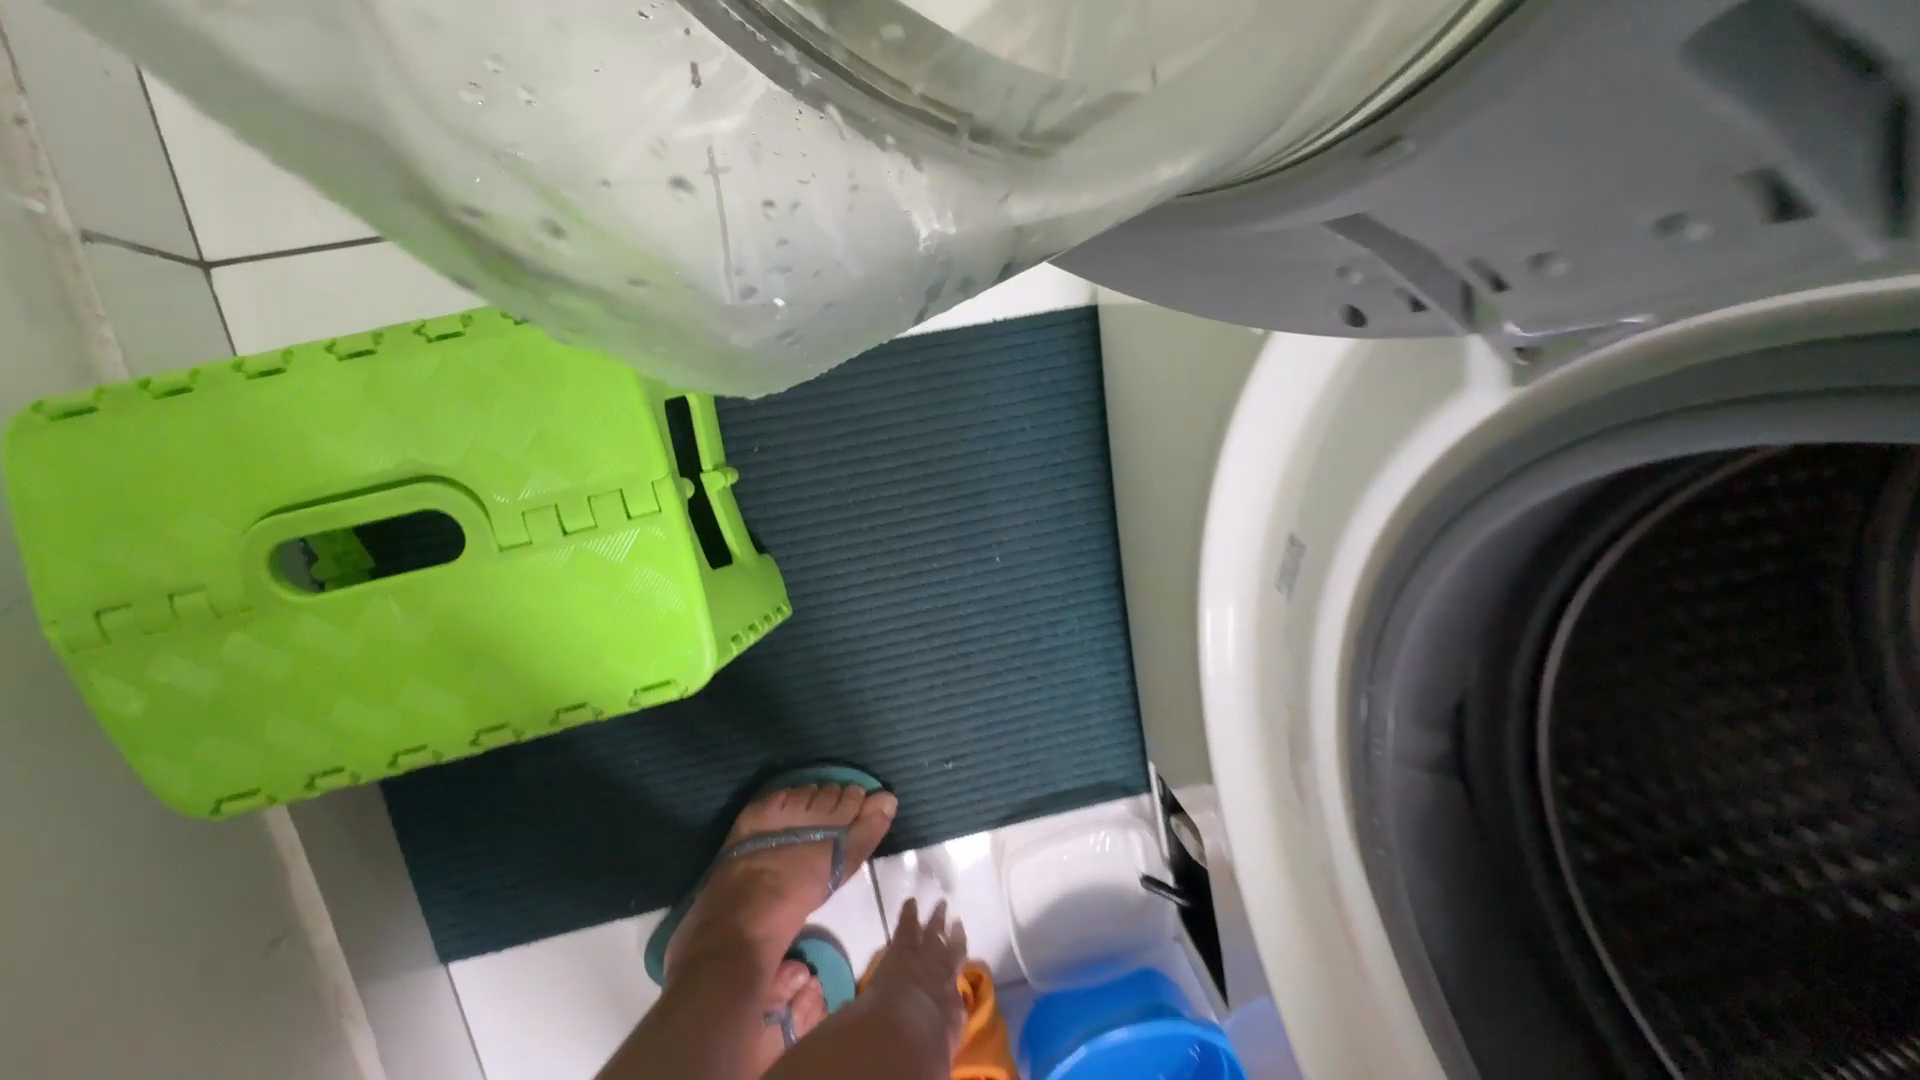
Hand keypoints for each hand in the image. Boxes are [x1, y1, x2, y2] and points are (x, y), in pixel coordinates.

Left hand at [866, 898, 968, 1057]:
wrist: (909, 1030)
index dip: (957, 978)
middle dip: (953, 937)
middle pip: (950, 953)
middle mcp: (943, 979)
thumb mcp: (940, 1052)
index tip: (960, 965)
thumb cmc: (925, 1052)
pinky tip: (911, 901)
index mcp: (953, 1009)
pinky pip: (907, 927)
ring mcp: (924, 960)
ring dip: (936, 921)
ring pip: (933, 935)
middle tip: (957, 921)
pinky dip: (909, 914)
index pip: (957, 991)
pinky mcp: (902, 950)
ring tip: (940, 905)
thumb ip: (944, 1041)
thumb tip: (945, 1049)